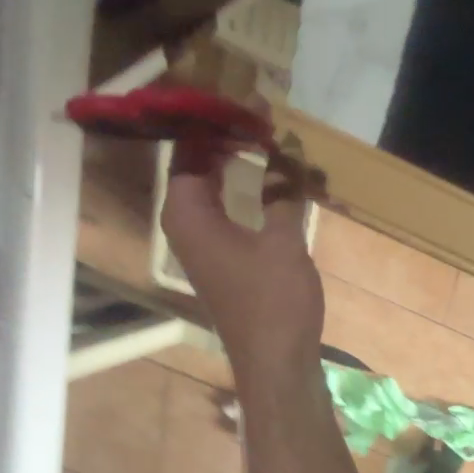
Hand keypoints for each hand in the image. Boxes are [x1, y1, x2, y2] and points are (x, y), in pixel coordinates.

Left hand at [160, 139, 324, 371]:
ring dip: (246, 171)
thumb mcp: (285, 244)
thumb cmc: (274, 302)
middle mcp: (185, 223)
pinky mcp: (224, 263)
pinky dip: (252, 198)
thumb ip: (285, 196)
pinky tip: (279, 193)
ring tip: (278, 153)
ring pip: (218, 191)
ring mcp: (203, 245)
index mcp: (187, 211)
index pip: (193, 149)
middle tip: (268, 125)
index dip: (221, 124)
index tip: (255, 109)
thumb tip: (288, 159)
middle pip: (201, 166)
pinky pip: (231, 215)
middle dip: (232, 143)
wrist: (275, 363)